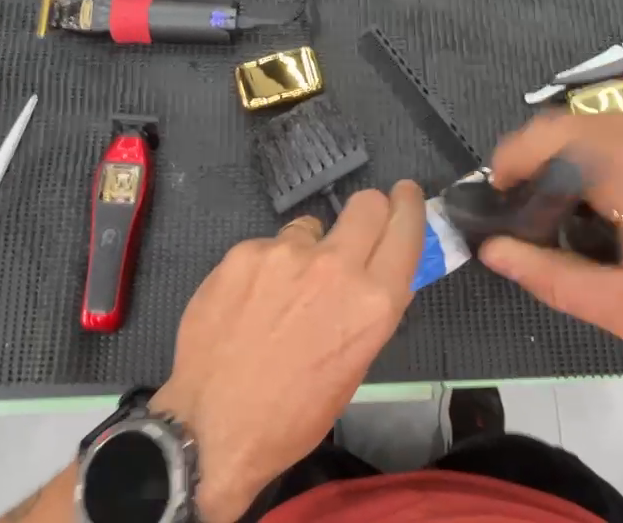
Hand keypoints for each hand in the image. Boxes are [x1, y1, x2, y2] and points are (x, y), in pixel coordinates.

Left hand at [150, 181, 424, 521]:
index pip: (406, 228)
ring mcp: (285, 254)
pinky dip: (265, 268)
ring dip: (307, 250)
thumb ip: (370, 309)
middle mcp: (335, 267)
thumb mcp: (354, 366)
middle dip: (368, 212)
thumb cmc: (295, 414)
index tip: (406, 194)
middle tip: (354, 233)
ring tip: (283, 294)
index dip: (409, 206)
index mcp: (373, 302)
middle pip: (367, 204)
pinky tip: (248, 304)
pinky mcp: (244, 252)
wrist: (213, 428)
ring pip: (310, 228)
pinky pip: (267, 246)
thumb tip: (380, 277)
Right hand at [479, 98, 622, 414]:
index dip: (510, 159)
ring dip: (590, 153)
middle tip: (547, 212)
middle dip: (549, 161)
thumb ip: (552, 276)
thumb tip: (494, 250)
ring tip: (599, 209)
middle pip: (577, 123)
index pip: (546, 136)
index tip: (500, 193)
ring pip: (614, 119)